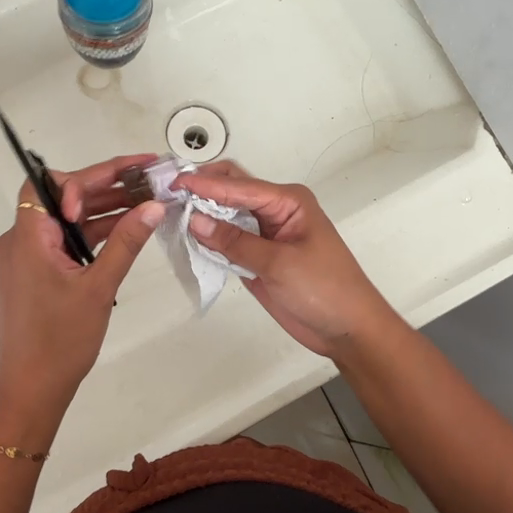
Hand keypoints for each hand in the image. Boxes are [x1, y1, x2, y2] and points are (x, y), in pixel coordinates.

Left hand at [0, 154, 164, 424]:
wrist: (31, 389)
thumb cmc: (60, 340)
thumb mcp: (99, 288)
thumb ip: (126, 243)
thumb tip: (154, 206)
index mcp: (27, 238)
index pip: (49, 184)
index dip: (85, 177)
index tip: (123, 181)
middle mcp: (21, 241)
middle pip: (60, 198)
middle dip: (103, 187)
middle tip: (147, 179)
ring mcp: (27, 260)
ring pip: (66, 221)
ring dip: (102, 211)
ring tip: (145, 203)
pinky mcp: (36, 276)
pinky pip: (65, 243)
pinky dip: (92, 236)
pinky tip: (125, 232)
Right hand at [175, 162, 401, 358]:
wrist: (347, 329)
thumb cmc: (325, 290)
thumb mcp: (279, 264)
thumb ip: (235, 243)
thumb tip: (195, 220)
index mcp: (288, 201)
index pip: (238, 185)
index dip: (205, 184)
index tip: (173, 184)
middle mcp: (274, 211)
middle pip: (231, 191)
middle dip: (201, 191)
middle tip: (166, 194)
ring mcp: (265, 234)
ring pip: (226, 216)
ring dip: (201, 214)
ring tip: (166, 212)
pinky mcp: (257, 257)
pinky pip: (227, 241)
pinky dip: (208, 240)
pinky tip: (185, 239)